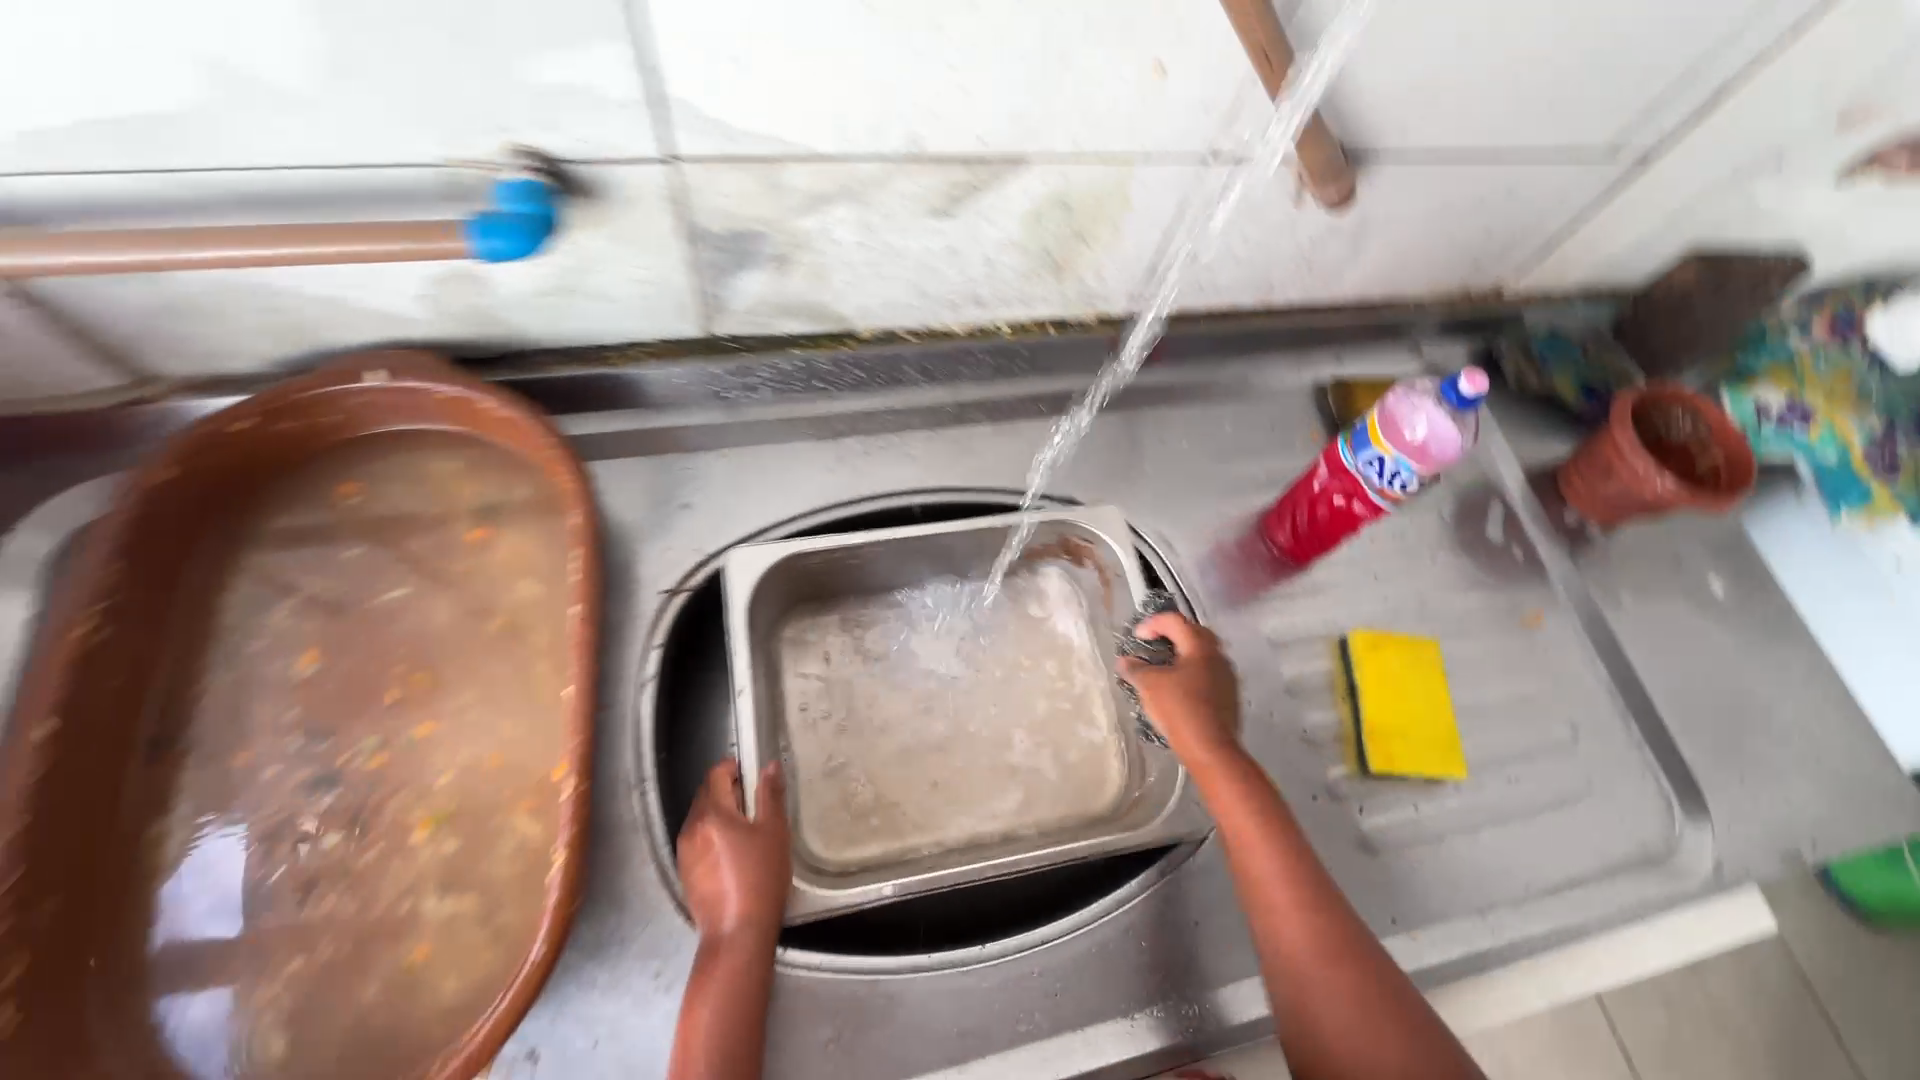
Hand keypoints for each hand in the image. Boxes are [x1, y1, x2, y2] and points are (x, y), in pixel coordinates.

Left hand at [677, 760, 791, 941]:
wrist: (737, 933)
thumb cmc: (761, 879)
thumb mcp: (774, 832)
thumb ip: (771, 795)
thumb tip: (770, 766)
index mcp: (712, 813)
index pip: (715, 774)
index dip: (733, 767)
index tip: (752, 773)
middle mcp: (691, 827)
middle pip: (706, 794)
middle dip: (728, 790)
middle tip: (756, 802)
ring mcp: (684, 851)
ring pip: (700, 818)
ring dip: (720, 813)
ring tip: (747, 830)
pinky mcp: (684, 871)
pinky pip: (697, 840)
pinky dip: (712, 835)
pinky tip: (733, 854)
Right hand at [1117, 613, 1241, 768]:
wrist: (1211, 748)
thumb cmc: (1180, 709)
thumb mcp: (1149, 686)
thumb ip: (1136, 669)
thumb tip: (1125, 661)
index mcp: (1200, 647)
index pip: (1175, 621)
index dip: (1152, 623)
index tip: (1137, 637)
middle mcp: (1218, 656)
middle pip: (1194, 633)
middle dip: (1171, 635)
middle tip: (1153, 644)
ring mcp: (1227, 676)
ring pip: (1203, 655)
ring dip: (1183, 655)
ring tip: (1164, 667)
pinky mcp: (1229, 696)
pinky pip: (1208, 674)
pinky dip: (1191, 673)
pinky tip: (1178, 688)